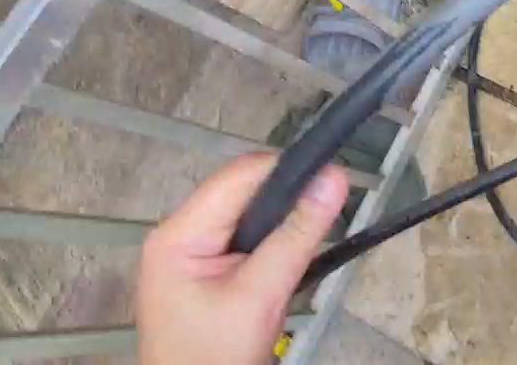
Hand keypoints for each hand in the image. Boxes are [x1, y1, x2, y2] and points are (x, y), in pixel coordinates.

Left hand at [137, 154, 349, 364]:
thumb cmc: (218, 360)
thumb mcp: (263, 295)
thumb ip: (299, 232)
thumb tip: (337, 175)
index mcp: (179, 234)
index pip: (241, 175)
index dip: (287, 170)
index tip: (330, 179)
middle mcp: (179, 231)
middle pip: (244, 187)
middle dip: (286, 196)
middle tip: (324, 212)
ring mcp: (190, 247)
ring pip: (250, 205)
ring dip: (282, 215)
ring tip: (309, 233)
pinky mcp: (205, 262)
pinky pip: (247, 227)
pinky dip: (273, 233)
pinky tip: (289, 250)